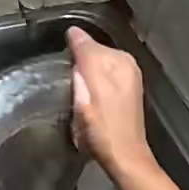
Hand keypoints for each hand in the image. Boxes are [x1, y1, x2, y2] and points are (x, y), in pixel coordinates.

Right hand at [66, 27, 155, 179]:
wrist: (125, 157)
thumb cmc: (102, 130)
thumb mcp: (87, 95)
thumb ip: (84, 60)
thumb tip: (74, 32)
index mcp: (119, 61)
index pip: (86, 42)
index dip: (70, 52)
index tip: (60, 67)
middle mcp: (126, 62)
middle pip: (92, 50)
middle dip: (78, 61)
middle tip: (68, 84)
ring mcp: (128, 74)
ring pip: (97, 61)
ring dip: (85, 71)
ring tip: (77, 91)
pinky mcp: (127, 86)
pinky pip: (103, 72)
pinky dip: (93, 79)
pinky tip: (89, 95)